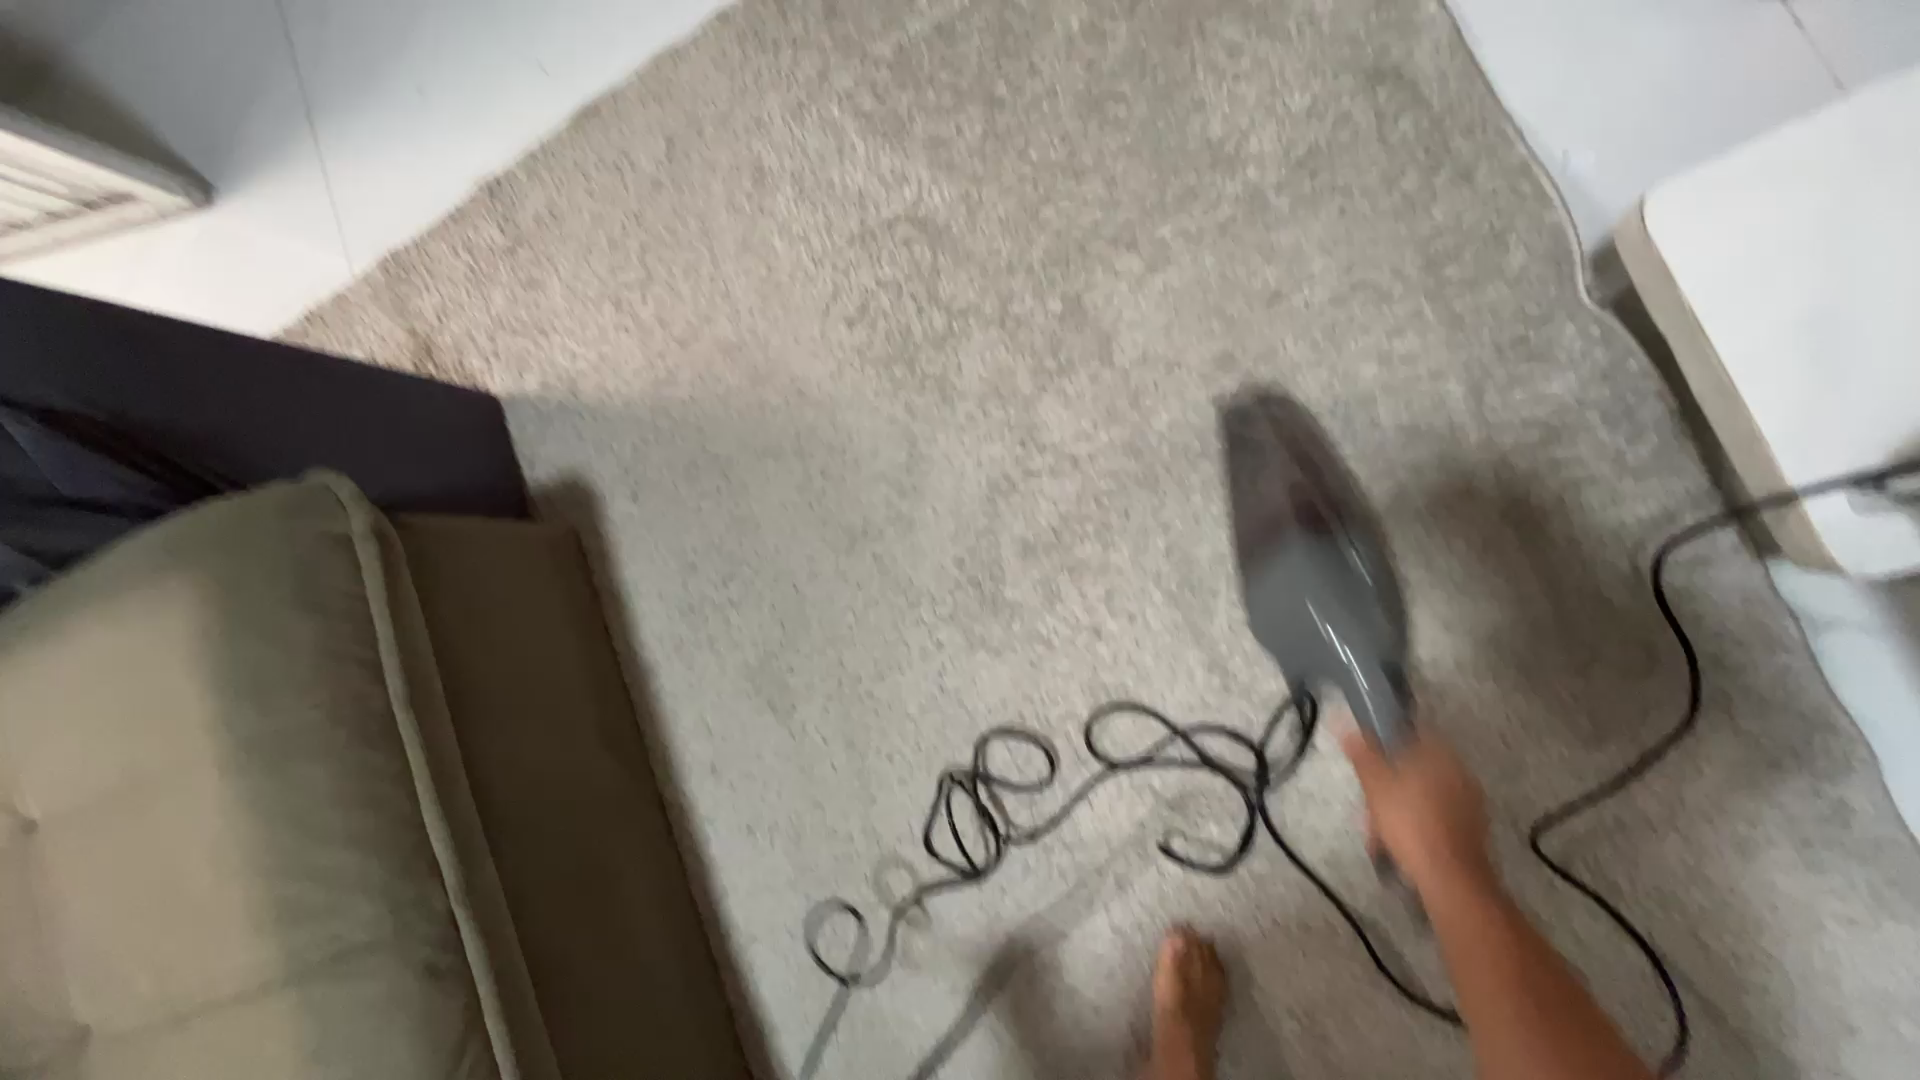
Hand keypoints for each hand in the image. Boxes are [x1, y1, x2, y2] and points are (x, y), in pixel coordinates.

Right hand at [1337, 719, 1494, 900]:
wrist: (1449, 877)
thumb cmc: (1408, 823)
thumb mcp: (1374, 785)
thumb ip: (1361, 753)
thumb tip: (1345, 724)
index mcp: (1439, 754)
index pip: (1410, 730)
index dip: (1384, 739)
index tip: (1366, 756)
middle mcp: (1459, 771)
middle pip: (1415, 764)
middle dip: (1389, 780)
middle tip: (1370, 799)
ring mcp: (1469, 800)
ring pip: (1423, 790)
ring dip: (1400, 802)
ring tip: (1380, 827)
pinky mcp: (1472, 826)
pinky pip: (1436, 811)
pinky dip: (1417, 819)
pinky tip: (1401, 838)